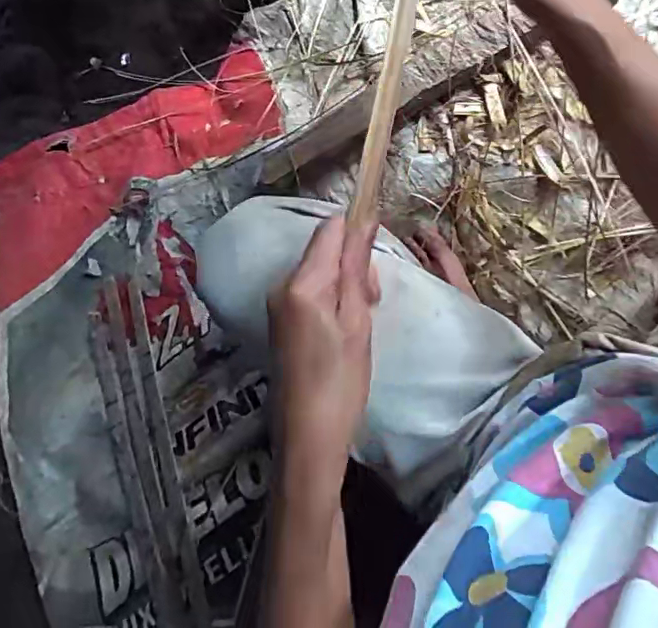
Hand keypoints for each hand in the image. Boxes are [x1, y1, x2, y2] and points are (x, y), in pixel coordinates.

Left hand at [268, 216, 376, 490]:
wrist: (308, 438)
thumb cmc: (341, 380)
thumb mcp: (358, 319)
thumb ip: (357, 266)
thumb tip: (364, 218)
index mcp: (302, 283)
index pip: (330, 229)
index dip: (357, 231)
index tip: (379, 253)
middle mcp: (282, 286)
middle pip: (325, 249)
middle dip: (353, 263)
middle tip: (372, 300)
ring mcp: (278, 304)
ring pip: (320, 269)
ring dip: (346, 282)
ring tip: (362, 317)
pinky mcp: (281, 320)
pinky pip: (311, 289)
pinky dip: (333, 297)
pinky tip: (346, 327)